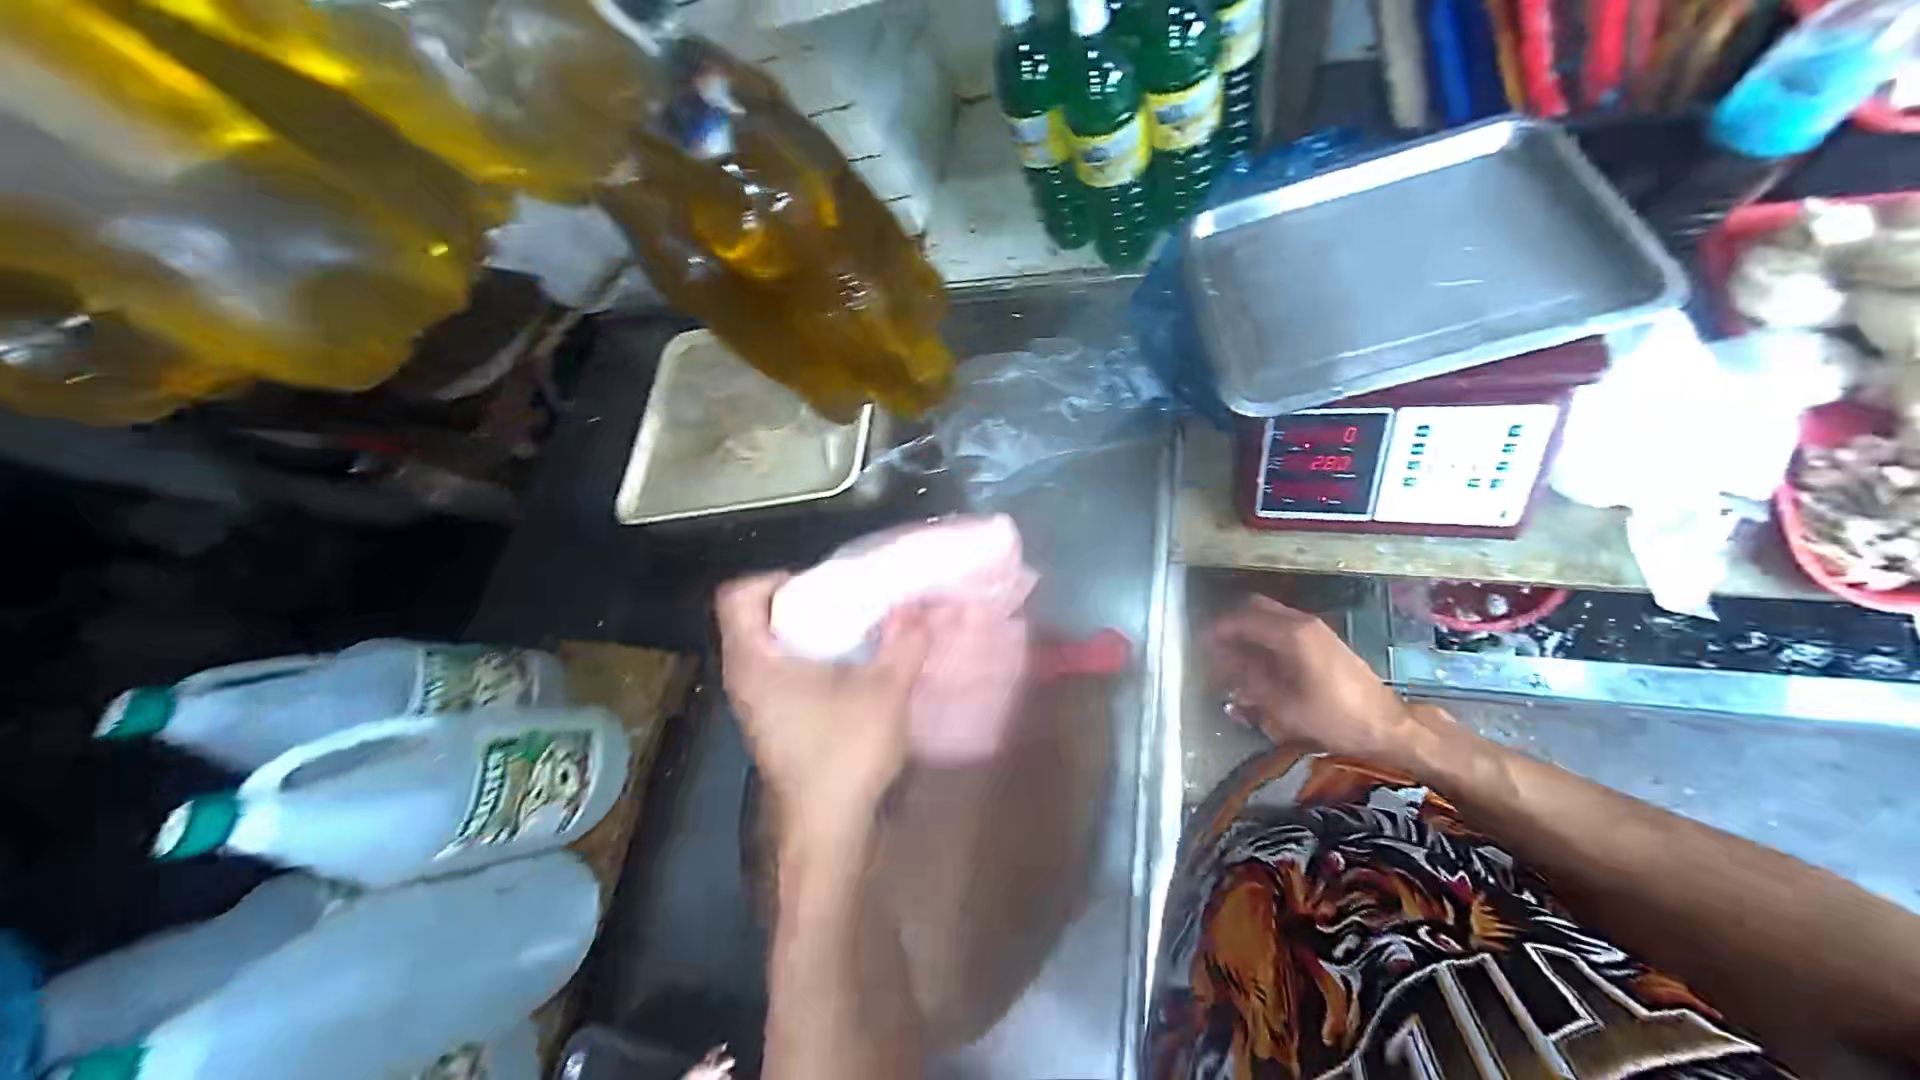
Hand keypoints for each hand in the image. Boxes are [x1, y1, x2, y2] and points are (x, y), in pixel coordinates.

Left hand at [717, 572, 929, 838]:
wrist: (828, 830)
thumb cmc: (844, 755)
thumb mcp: (885, 690)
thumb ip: (906, 642)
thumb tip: (921, 608)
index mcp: (754, 661)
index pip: (737, 594)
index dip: (775, 579)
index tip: (820, 586)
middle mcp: (744, 678)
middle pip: (756, 616)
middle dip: (802, 602)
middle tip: (848, 603)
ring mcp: (754, 703)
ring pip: (771, 645)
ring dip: (809, 632)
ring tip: (856, 632)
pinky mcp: (771, 722)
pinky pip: (781, 671)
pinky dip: (810, 658)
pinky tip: (851, 669)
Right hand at [1207, 595, 1430, 765]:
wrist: (1389, 729)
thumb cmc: (1334, 719)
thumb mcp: (1282, 706)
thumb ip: (1246, 679)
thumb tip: (1217, 662)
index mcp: (1291, 634)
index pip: (1240, 619)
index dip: (1215, 630)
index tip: (1197, 645)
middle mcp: (1302, 623)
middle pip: (1254, 608)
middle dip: (1230, 626)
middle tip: (1213, 650)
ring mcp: (1316, 630)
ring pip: (1269, 617)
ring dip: (1247, 632)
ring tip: (1231, 660)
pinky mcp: (1323, 642)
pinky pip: (1283, 629)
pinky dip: (1263, 639)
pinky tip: (1257, 665)